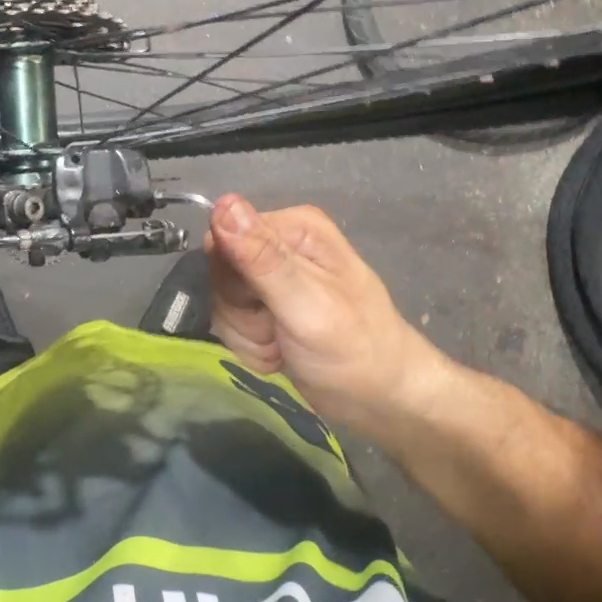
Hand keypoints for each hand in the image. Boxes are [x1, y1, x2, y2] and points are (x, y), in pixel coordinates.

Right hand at [206, 194, 455, 426]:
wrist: (381, 398)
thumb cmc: (355, 350)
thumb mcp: (307, 305)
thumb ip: (263, 258)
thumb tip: (223, 203)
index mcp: (295, 229)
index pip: (222, 240)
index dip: (232, 281)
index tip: (260, 306)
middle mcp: (280, 245)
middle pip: (220, 273)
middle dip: (241, 312)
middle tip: (277, 330)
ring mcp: (270, 278)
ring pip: (222, 302)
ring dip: (246, 334)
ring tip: (282, 345)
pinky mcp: (265, 307)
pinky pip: (230, 323)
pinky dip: (250, 346)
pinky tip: (279, 353)